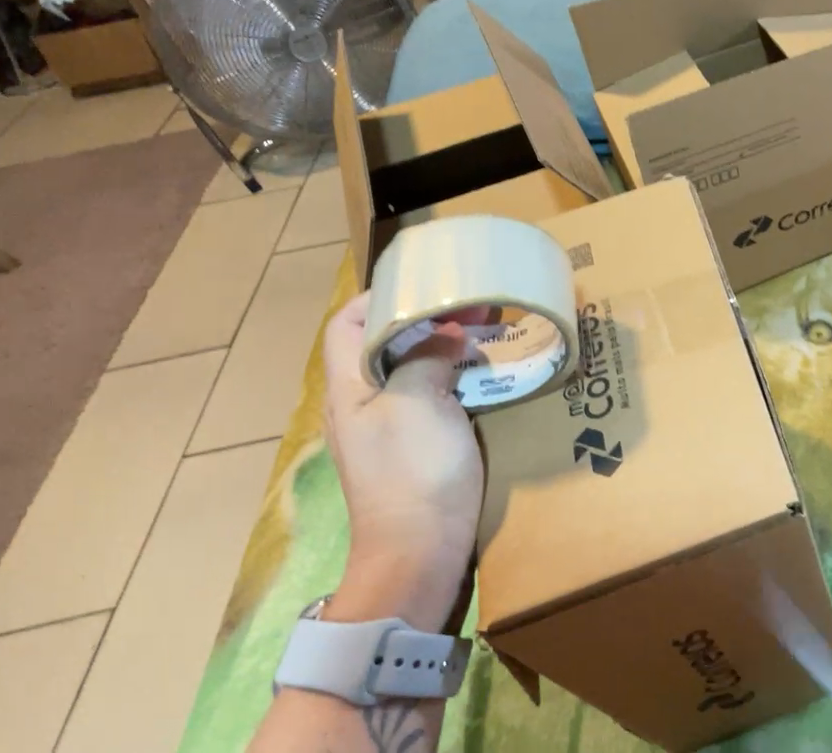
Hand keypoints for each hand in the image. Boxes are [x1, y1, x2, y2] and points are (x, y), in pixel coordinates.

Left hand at [319, 293, 484, 630]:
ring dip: (445, 344)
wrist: (419, 551)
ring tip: (486, 329)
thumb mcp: (418, 402)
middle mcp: (362, 401)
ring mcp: (389, 425)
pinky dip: (454, 374)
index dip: (377, 295)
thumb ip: (427, 357)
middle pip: (384, 341)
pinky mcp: (416, 445)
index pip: (346, 323)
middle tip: (473, 302)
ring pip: (411, 367)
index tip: (425, 280)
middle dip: (426, 316)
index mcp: (350, 387)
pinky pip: (431, 394)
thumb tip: (444, 335)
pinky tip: (484, 371)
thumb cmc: (413, 472)